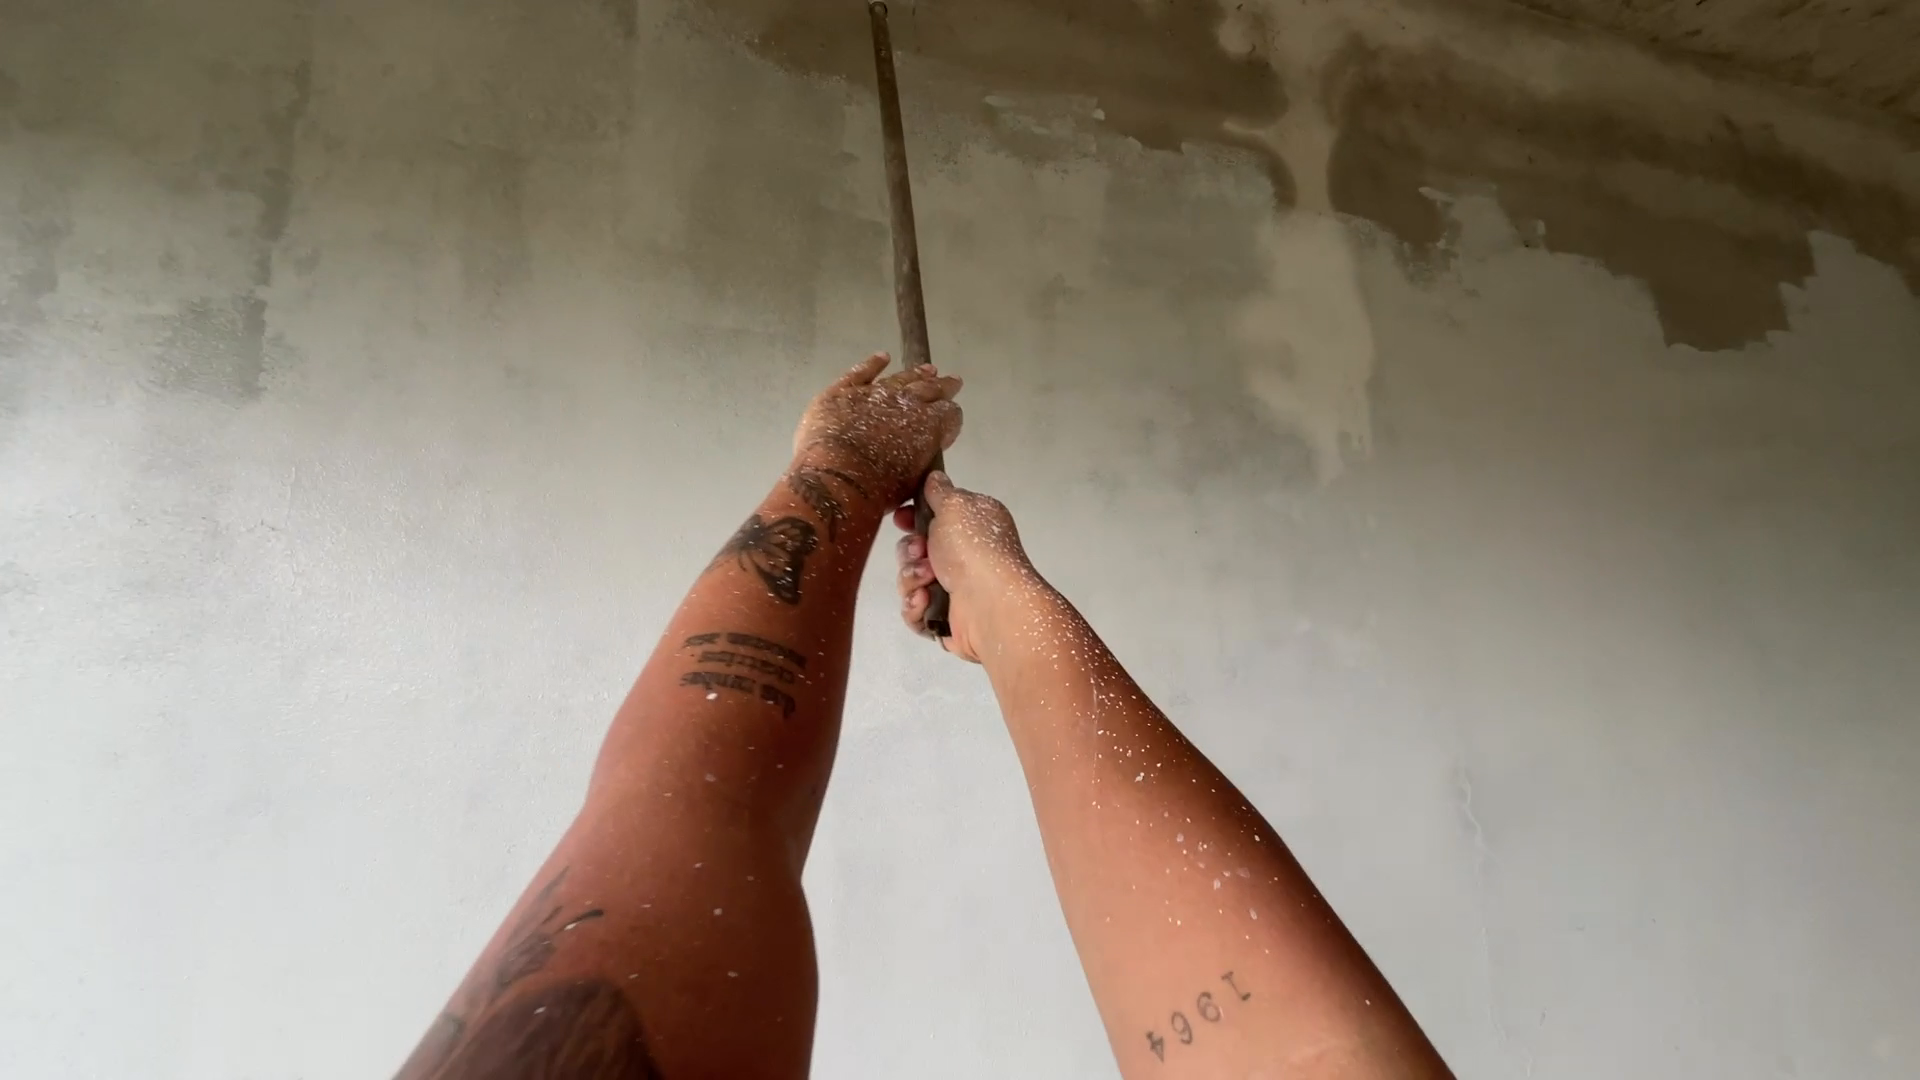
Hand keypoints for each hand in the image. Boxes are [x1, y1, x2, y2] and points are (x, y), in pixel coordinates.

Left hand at [793, 352, 962, 506]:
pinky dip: (873, 364)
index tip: (950, 421)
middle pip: (931, 389)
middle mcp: (907, 403)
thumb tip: (922, 458)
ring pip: (901, 378)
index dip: (951, 419)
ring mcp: (875, 393)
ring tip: (928, 369)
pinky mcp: (844, 391)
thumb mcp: (914, 484)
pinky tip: (882, 357)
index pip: (950, 414)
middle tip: (953, 381)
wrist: (837, 478)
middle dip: (943, 387)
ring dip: (916, 374)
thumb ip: (922, 464)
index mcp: (931, 426)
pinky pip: (861, 372)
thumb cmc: (879, 490)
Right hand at [893, 471, 1042, 663]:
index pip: (934, 518)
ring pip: (910, 580)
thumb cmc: (974, 549)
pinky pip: (913, 610)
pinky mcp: (943, 619)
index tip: (901, 518)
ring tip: (928, 580)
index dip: (912, 517)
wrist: (990, 605)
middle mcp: (965, 556)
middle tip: (919, 552)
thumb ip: (940, 491)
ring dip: (911, 577)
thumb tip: (935, 478)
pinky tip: (925, 601)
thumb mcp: (955, 505)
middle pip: (915, 549)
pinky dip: (915, 606)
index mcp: (973, 526)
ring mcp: (954, 590)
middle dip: (909, 551)